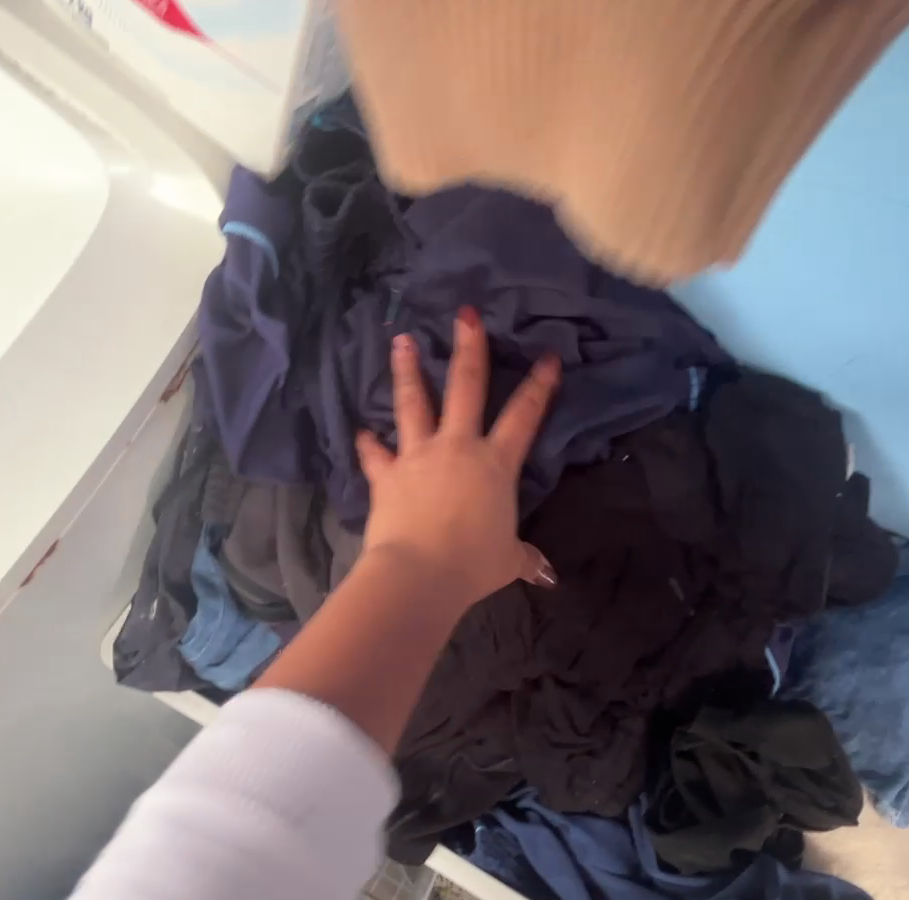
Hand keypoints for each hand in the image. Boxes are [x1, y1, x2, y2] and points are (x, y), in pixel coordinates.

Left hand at [355, 306, 560, 612]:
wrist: (419, 573)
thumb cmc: (472, 564)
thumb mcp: (506, 561)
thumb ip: (524, 558)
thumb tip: (547, 576)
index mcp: (495, 464)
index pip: (524, 417)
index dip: (539, 387)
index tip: (548, 358)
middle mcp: (457, 448)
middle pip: (465, 388)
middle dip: (469, 348)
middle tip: (465, 315)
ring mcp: (419, 457)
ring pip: (414, 404)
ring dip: (408, 372)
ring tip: (402, 342)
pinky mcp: (387, 475)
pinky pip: (375, 455)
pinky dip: (368, 444)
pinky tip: (360, 432)